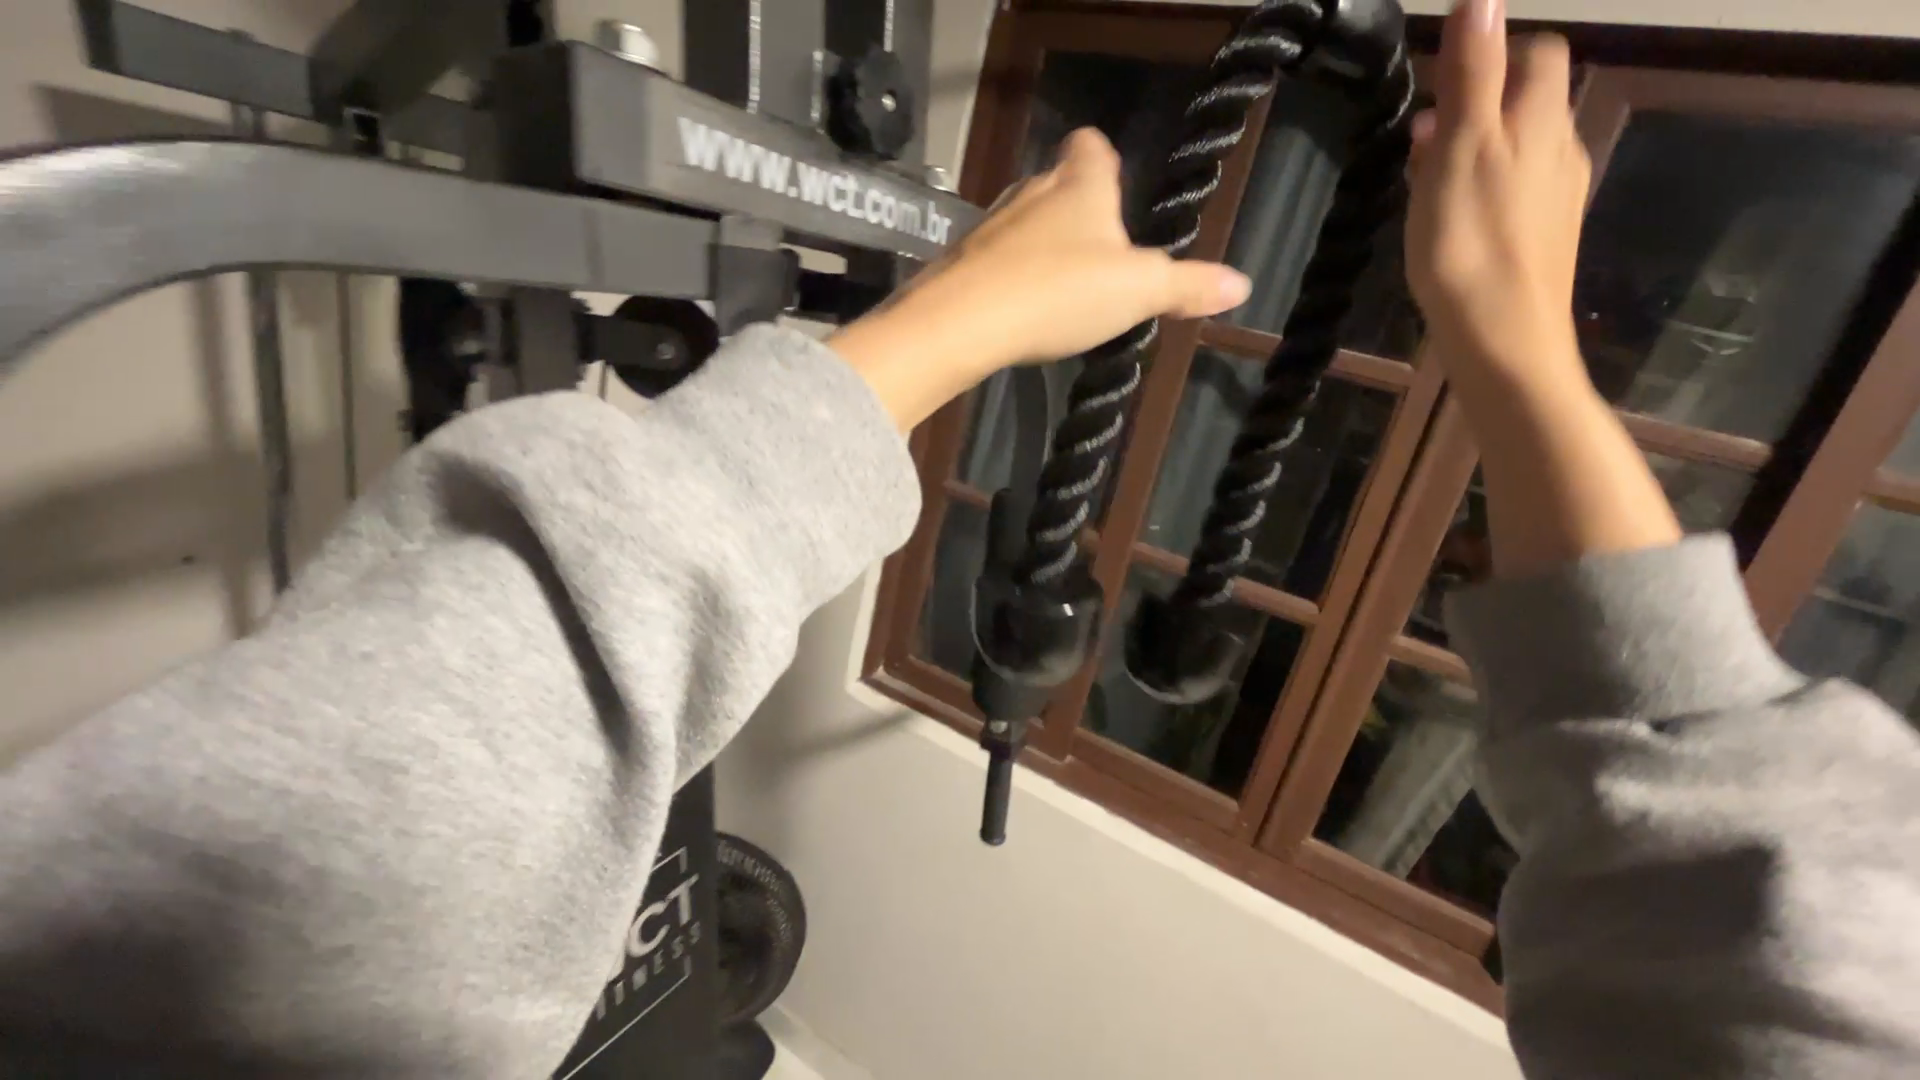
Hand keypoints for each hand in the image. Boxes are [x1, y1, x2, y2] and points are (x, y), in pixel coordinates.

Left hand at [830, 129, 1250, 428]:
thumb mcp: (1138, 291)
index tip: (1115, 184)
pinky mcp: (961, 263)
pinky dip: (1012, 278)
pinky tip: (1023, 312)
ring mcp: (990, 226)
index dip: (1104, 159)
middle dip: (1078, 214)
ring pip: (1025, 225)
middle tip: (1101, 256)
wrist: (963, 322)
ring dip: (1044, 249)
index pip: (1091, 146)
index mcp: (1079, 185)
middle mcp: (1031, 192)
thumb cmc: (1060, 291)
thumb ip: (1186, 286)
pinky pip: (996, 261)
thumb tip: (1241, 284)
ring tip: (1064, 290)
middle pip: (1057, 186)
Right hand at [1405, 0, 1680, 577]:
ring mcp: (1551, 200)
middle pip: (1529, 101)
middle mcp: (1558, 150)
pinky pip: (1510, 193)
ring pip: (1517, 149)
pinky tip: (1446, 218)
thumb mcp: (1461, 151)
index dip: (1495, 50)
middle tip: (1423, 130)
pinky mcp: (1536, 242)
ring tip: (1422, 173)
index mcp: (1541, 121)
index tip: (1445, 74)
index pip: (1535, 53)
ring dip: (1474, 147)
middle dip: (1480, 101)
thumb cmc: (1471, 244)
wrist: (1502, 339)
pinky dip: (1479, 188)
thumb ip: (1472, 76)